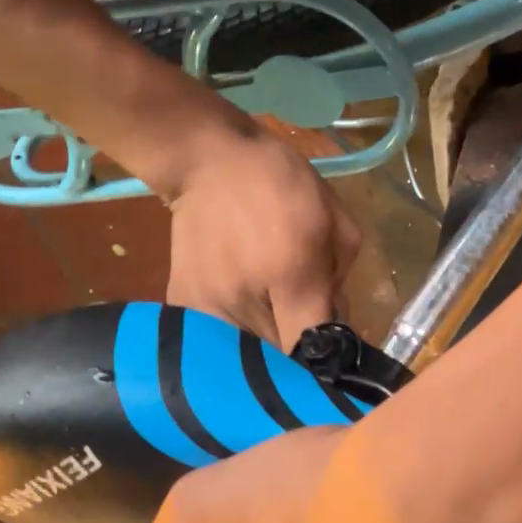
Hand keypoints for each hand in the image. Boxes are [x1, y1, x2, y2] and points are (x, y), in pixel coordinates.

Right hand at [163, 128, 361, 345]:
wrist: (209, 162)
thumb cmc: (285, 186)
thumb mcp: (337, 224)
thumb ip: (340, 281)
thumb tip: (334, 324)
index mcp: (293, 277)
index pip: (315, 346)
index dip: (331, 358)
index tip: (340, 356)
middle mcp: (246, 301)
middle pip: (281, 360)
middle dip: (302, 356)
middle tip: (310, 335)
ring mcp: (207, 307)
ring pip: (248, 358)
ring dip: (269, 354)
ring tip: (279, 327)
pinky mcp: (182, 306)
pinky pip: (217, 343)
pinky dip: (238, 343)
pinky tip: (251, 323)